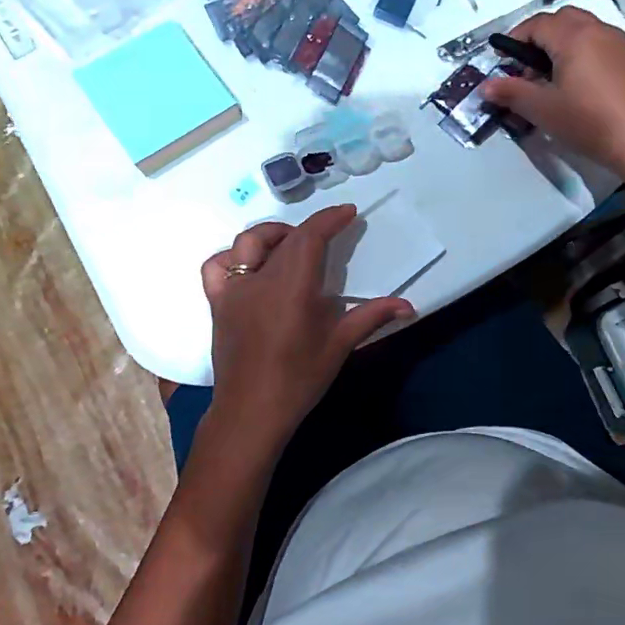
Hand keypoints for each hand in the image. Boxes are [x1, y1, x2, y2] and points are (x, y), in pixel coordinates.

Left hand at [202, 205, 413, 444]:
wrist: (251, 411)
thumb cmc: (298, 379)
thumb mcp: (339, 346)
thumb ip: (371, 317)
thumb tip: (408, 306)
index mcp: (291, 286)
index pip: (309, 237)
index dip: (328, 219)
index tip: (347, 213)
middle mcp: (259, 279)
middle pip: (283, 237)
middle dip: (308, 229)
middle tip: (326, 238)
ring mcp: (233, 290)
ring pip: (247, 243)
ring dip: (271, 235)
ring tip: (289, 247)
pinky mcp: (217, 304)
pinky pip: (216, 268)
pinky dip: (232, 258)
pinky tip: (249, 268)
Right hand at [480, 6, 624, 198]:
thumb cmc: (590, 121)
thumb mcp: (543, 110)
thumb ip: (511, 93)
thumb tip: (486, 86)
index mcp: (574, 36)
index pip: (536, 24)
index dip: (514, 40)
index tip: (501, 64)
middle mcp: (598, 30)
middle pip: (562, 20)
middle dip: (538, 38)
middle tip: (525, 70)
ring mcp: (620, 44)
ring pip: (583, 31)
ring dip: (560, 46)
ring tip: (549, 81)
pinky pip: (599, 45)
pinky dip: (581, 55)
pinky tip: (577, 89)